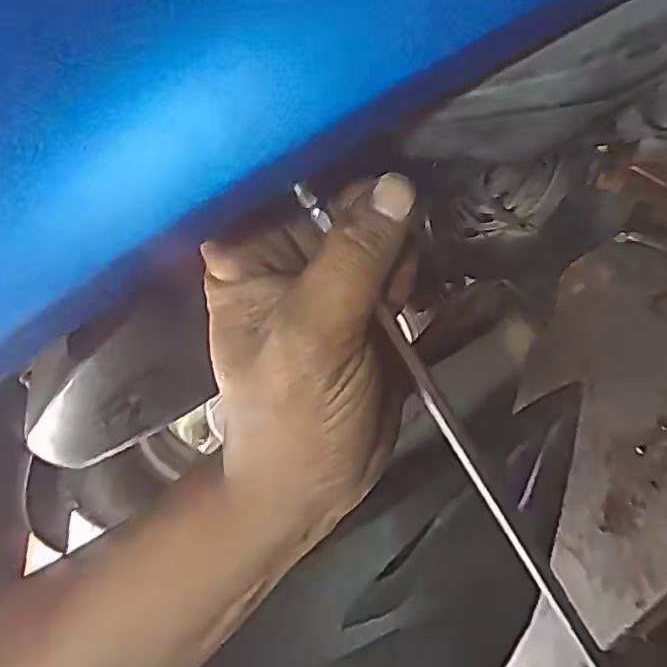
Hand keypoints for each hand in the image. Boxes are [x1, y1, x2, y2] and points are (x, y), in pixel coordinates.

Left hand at [200, 174, 417, 541]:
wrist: (316, 485)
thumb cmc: (290, 414)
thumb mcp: (314, 333)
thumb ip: (354, 258)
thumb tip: (397, 186)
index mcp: (250, 250)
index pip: (295, 184)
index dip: (343, 181)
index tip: (386, 194)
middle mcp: (288, 251)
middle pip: (350, 201)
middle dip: (382, 231)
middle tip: (385, 284)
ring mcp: (332, 272)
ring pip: (384, 227)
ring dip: (403, 260)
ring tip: (394, 308)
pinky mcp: (368, 294)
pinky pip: (402, 260)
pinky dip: (416, 276)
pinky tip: (411, 308)